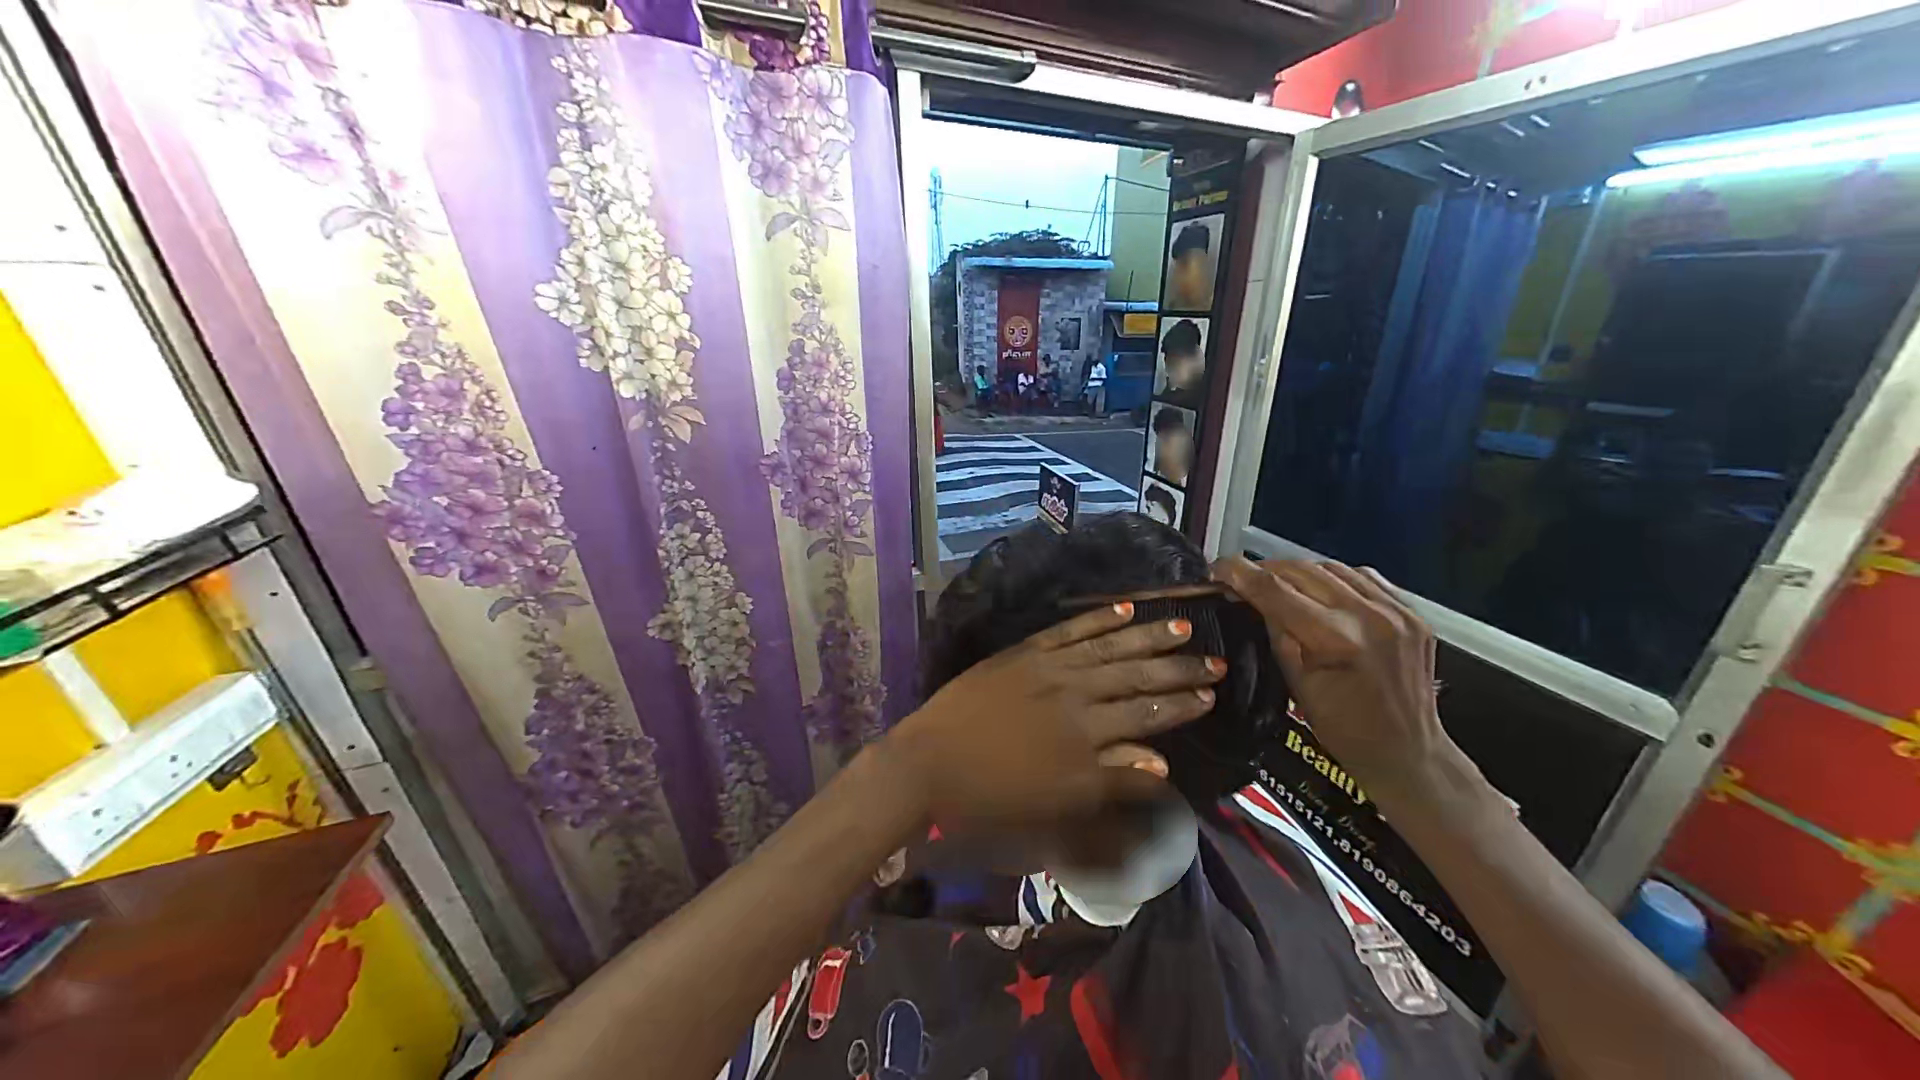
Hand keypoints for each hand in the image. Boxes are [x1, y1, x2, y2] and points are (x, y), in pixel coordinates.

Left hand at [882, 603, 1223, 831]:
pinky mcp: (1024, 652)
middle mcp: (1075, 693)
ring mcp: (1049, 666)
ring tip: (1181, 626)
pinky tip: (1123, 608)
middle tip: (1212, 659)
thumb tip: (1161, 762)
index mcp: (1086, 734)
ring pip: (1109, 647)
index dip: (1180, 704)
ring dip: (1147, 636)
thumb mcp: (1058, 801)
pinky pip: (1069, 630)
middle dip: (1177, 668)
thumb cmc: (995, 793)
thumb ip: (1112, 780)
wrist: (931, 762)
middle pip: (1135, 676)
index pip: (1146, 715)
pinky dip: (1098, 619)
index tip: (1210, 694)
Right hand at [1213, 557, 1465, 797]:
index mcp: (1338, 639)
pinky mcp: (1411, 612)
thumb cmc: (1345, 729)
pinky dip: (1332, 578)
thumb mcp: (1296, 683)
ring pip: (1330, 567)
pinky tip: (1320, 591)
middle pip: (1301, 570)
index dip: (1239, 574)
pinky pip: (1362, 577)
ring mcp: (1397, 611)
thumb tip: (1250, 599)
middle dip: (1264, 569)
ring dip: (1297, 572)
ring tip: (1278, 585)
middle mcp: (1370, 616)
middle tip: (1241, 579)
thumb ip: (1276, 633)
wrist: (1409, 751)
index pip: (1275, 590)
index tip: (1217, 569)